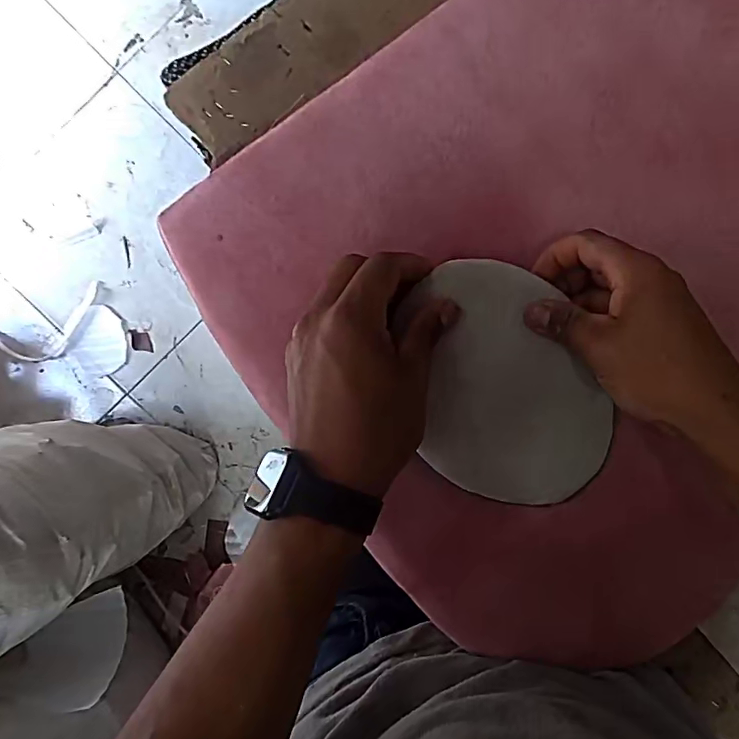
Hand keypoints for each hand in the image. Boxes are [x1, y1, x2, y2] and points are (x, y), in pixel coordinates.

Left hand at [285, 253, 457, 496]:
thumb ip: (424, 332)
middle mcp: (318, 317)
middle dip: (385, 272)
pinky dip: (347, 310)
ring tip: (395, 316)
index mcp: (350, 319)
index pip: (380, 268)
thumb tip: (443, 305)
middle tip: (415, 293)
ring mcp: (301, 335)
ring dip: (364, 290)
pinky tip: (369, 339)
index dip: (411, 265)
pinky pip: (322, 314)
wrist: (334, 474)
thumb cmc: (381, 427)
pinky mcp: (296, 354)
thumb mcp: (413, 378)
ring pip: (333, 290)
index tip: (434, 278)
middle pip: (350, 268)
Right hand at [523, 230, 738, 445]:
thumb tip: (533, 310)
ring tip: (561, 334)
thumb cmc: (655, 372)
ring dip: (584, 304)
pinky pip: (629, 307)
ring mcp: (666, 299)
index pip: (586, 243)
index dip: (553, 258)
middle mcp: (654, 275)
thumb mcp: (600, 346)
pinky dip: (604, 318)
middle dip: (567, 282)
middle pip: (600, 262)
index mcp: (638, 269)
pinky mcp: (670, 323)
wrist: (713, 409)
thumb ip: (563, 322)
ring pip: (614, 288)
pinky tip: (589, 345)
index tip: (533, 287)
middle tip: (545, 314)